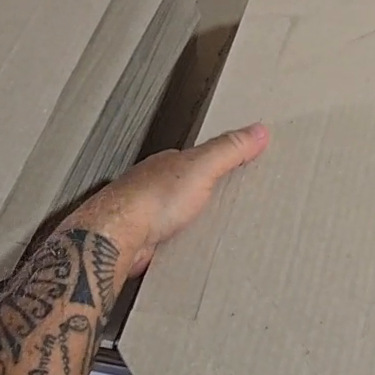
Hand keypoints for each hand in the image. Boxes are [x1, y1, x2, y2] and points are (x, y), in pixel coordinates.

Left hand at [66, 123, 269, 271]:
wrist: (117, 237)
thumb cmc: (148, 200)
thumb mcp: (202, 167)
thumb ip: (229, 149)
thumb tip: (256, 131)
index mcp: (171, 164)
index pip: (204, 156)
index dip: (225, 160)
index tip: (243, 163)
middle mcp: (158, 186)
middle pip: (192, 185)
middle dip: (210, 191)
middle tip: (234, 197)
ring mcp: (150, 213)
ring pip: (180, 213)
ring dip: (195, 218)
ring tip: (218, 223)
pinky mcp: (147, 239)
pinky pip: (173, 236)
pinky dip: (183, 238)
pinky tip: (193, 242)